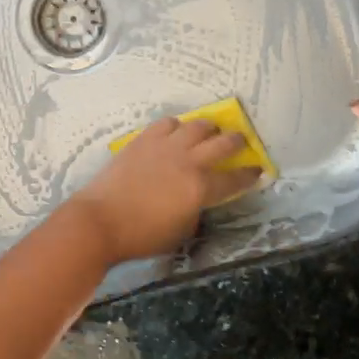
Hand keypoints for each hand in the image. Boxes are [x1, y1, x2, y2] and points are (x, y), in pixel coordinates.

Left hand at [70, 118, 262, 264]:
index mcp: (200, 188)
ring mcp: (165, 146)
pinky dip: (176, 126)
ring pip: (195, 126)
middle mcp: (188, 161)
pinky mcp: (143, 140)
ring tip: (210, 129)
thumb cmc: (143, 235)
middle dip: (236, 141)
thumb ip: (196, 209)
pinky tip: (175, 131)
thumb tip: (198, 197)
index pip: (234, 178)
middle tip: (240, 141)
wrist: (102, 220)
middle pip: (221, 143)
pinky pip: (166, 123)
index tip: (257, 170)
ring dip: (207, 127)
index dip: (249, 174)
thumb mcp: (182, 230)